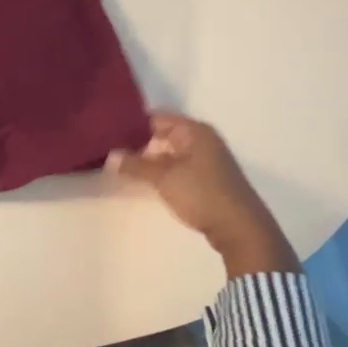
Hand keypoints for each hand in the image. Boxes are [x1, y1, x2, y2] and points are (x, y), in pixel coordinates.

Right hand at [107, 112, 300, 275]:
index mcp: (194, 131)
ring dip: (147, 158)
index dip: (131, 123)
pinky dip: (160, 169)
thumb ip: (136, 165)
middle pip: (161, 134)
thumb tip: (110, 156)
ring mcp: (205, 159)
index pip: (155, 117)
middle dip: (136, 142)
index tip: (107, 132)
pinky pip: (176, 165)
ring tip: (119, 163)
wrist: (240, 228)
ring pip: (168, 151)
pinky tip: (142, 178)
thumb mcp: (164, 178)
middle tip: (109, 149)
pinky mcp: (205, 177)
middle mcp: (201, 139)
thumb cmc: (203, 194)